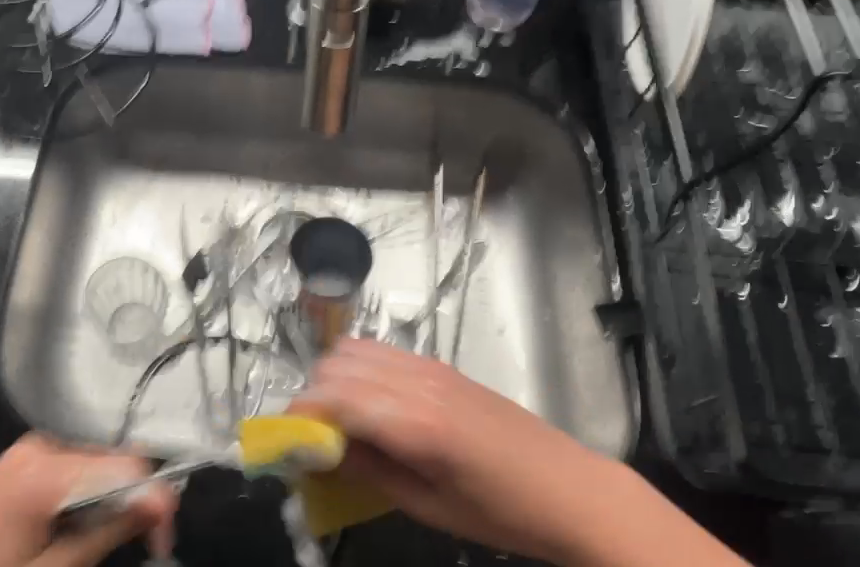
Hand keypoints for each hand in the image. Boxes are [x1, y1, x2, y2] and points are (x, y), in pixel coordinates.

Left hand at [0, 435, 176, 566]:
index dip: (154, 499)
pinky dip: (84, 494)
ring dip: (108, 497)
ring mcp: (27, 449)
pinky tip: (75, 527)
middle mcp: (40, 442)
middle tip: (140, 543)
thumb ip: (109, 529)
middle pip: (110, 458)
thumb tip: (163, 500)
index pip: (126, 465)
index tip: (164, 539)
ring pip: (93, 463)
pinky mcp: (18, 462)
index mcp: (47, 466)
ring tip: (100, 541)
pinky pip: (70, 468)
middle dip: (130, 497)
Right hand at [297, 340, 744, 566]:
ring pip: (355, 348)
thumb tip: (321, 450)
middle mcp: (418, 381)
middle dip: (313, 395)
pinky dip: (359, 369)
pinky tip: (369, 404)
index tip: (289, 443)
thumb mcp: (428, 507)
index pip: (334, 397)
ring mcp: (430, 366)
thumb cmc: (501, 511)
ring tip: (339, 420)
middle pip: (337, 364)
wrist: (570, 488)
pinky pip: (382, 351)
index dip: (301, 415)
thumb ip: (369, 471)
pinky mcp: (440, 364)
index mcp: (416, 422)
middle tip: (313, 437)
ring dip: (334, 377)